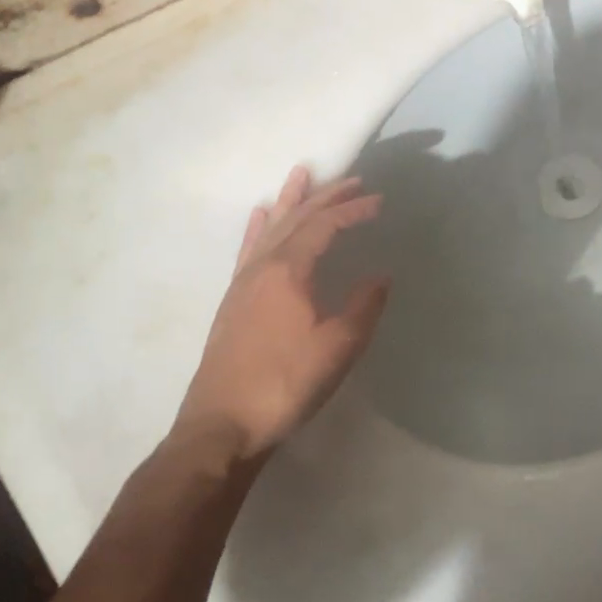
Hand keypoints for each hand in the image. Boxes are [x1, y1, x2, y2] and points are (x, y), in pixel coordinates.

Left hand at [175, 167, 390, 461]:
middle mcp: (262, 268)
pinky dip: (259, 228)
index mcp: (288, 271)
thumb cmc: (285, 384)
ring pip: (271, 229)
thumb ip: (363, 306)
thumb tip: (380, 276)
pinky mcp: (233, 302)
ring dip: (291, 201)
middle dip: (326, 197)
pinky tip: (262, 218)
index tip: (380, 202)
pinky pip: (248, 250)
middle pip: (296, 219)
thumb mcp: (338, 346)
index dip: (353, 210)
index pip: (324, 226)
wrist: (221, 427)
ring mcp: (242, 284)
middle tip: (353, 180)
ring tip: (302, 174)